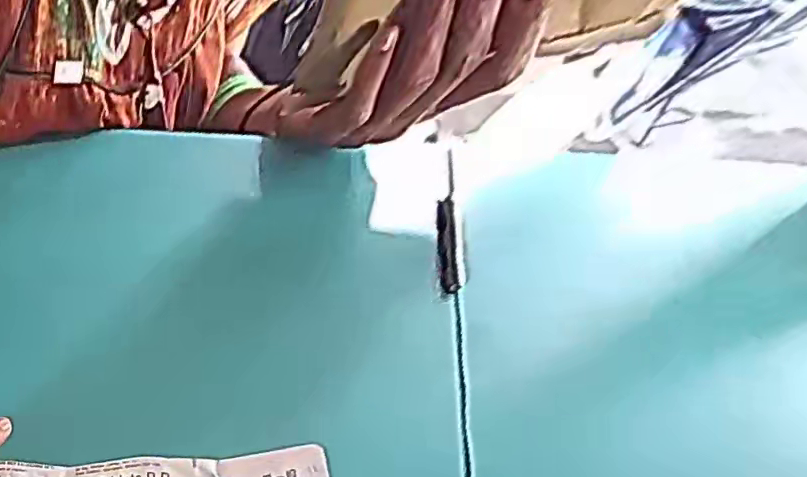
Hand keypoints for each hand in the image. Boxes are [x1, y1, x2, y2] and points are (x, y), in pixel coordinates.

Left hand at [248, 0, 545, 146]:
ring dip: (431, 26)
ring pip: (416, 82)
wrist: (279, 107)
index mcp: (434, 96)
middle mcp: (407, 117)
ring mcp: (368, 130)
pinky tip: (386, 30)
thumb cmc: (343, 70)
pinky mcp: (328, 135)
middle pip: (459, 66)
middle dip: (478, 9)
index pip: (500, 68)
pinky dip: (376, 65)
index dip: (526, 21)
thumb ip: (446, 12)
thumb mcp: (408, 31)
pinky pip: (360, 105)